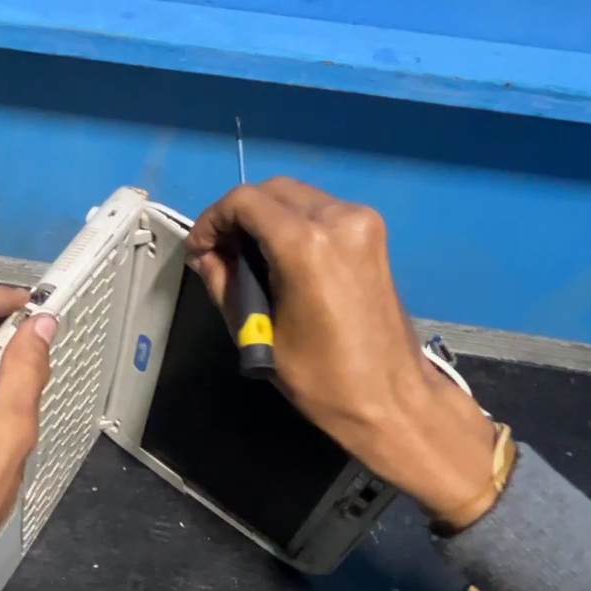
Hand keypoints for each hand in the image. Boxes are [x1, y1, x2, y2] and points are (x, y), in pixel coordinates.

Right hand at [186, 179, 499, 529]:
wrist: (391, 399)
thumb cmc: (321, 376)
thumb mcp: (255, 332)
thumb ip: (223, 282)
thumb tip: (207, 257)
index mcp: (306, 244)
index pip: (243, 202)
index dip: (212, 220)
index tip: (200, 250)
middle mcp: (338, 219)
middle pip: (270, 191)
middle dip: (237, 216)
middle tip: (220, 253)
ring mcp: (362, 222)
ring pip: (295, 196)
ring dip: (264, 218)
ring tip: (247, 257)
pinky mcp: (373, 232)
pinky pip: (318, 210)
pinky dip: (291, 223)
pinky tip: (279, 257)